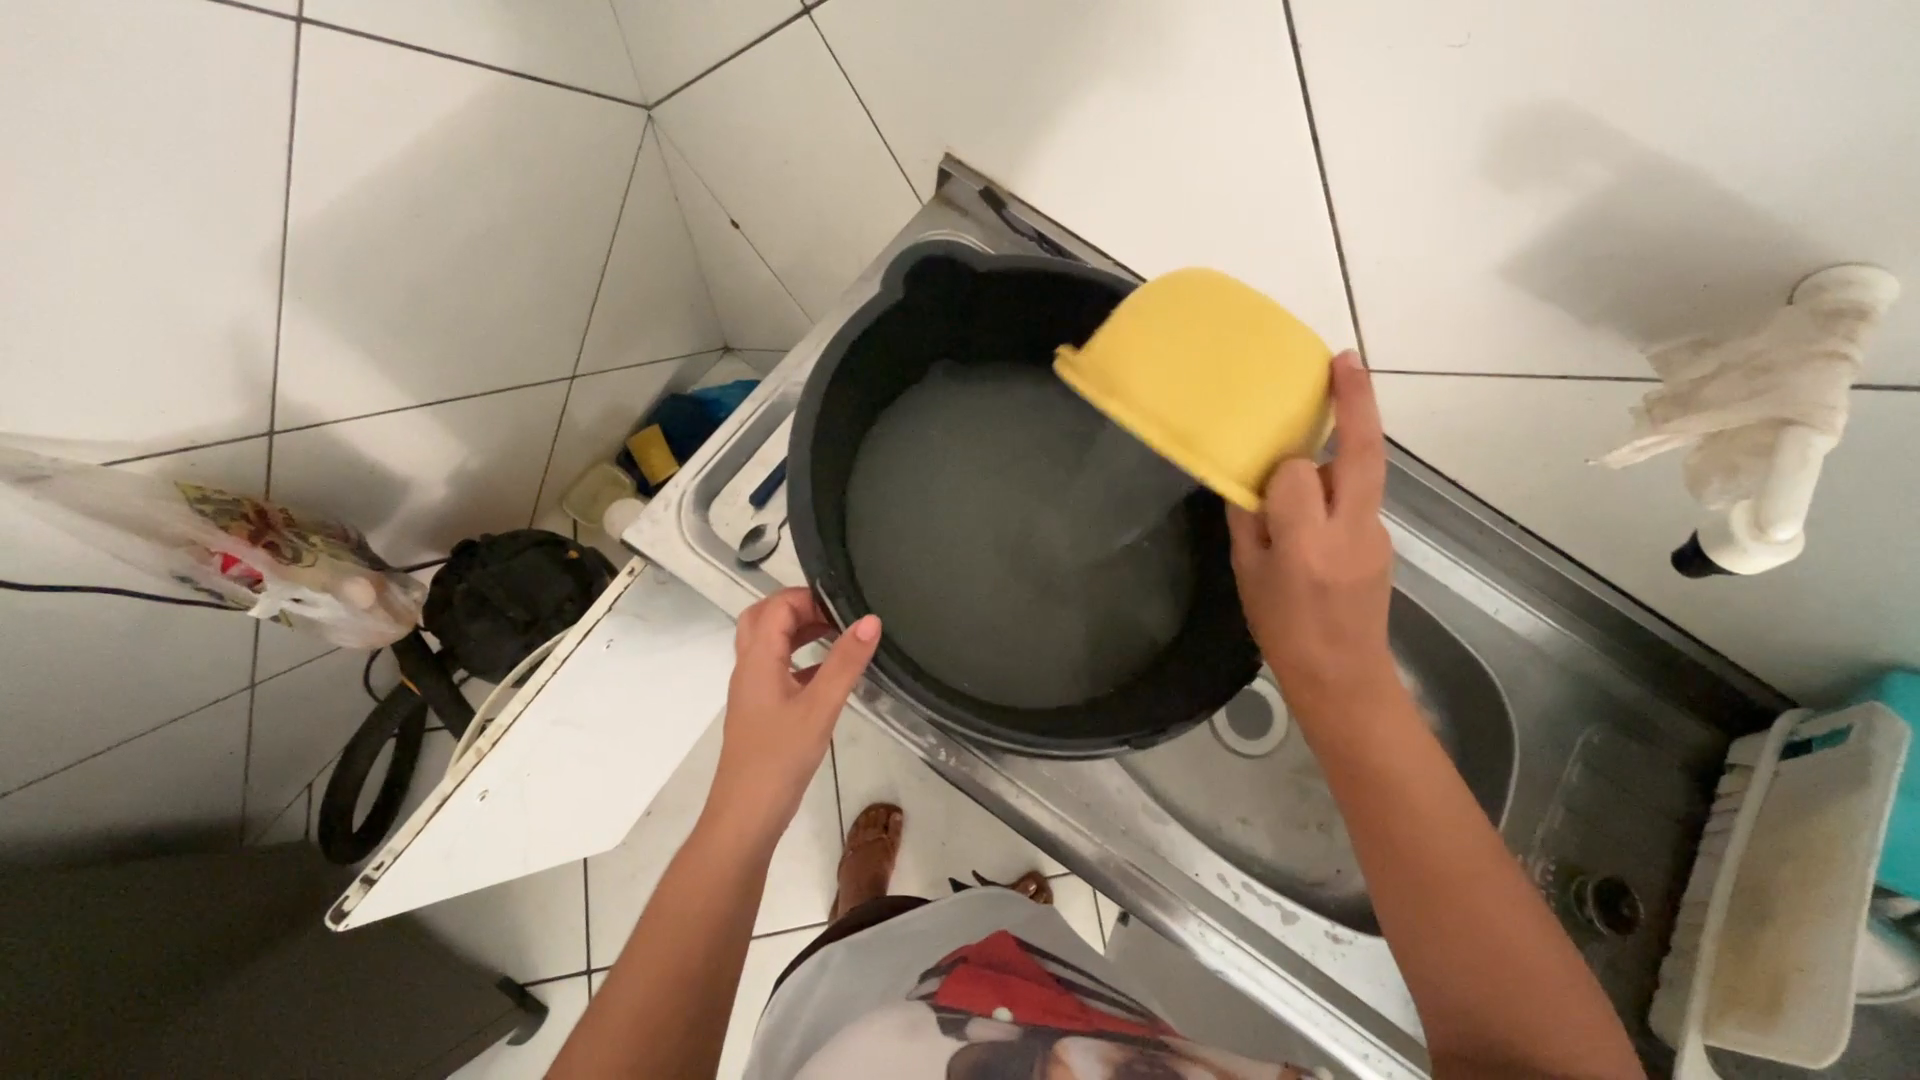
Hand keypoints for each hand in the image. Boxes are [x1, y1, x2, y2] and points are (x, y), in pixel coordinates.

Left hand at [709, 588, 880, 833]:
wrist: (746, 814)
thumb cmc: (780, 757)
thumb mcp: (820, 707)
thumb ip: (845, 662)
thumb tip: (870, 620)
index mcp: (757, 659)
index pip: (777, 606)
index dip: (809, 598)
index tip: (845, 607)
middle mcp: (749, 668)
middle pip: (765, 619)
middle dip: (800, 609)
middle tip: (837, 615)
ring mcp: (752, 690)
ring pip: (770, 645)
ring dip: (799, 633)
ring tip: (838, 636)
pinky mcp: (760, 711)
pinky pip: (778, 670)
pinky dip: (801, 660)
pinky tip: (829, 675)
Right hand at [1227, 351, 1395, 717]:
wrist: (1342, 675)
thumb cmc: (1281, 629)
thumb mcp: (1247, 574)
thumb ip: (1248, 520)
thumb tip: (1249, 477)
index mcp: (1305, 542)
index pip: (1295, 473)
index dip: (1278, 471)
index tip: (1260, 485)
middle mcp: (1349, 530)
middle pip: (1360, 452)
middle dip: (1357, 400)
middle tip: (1345, 358)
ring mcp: (1376, 533)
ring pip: (1359, 473)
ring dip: (1339, 451)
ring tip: (1319, 441)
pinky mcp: (1385, 539)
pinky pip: (1359, 498)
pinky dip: (1337, 489)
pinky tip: (1317, 515)